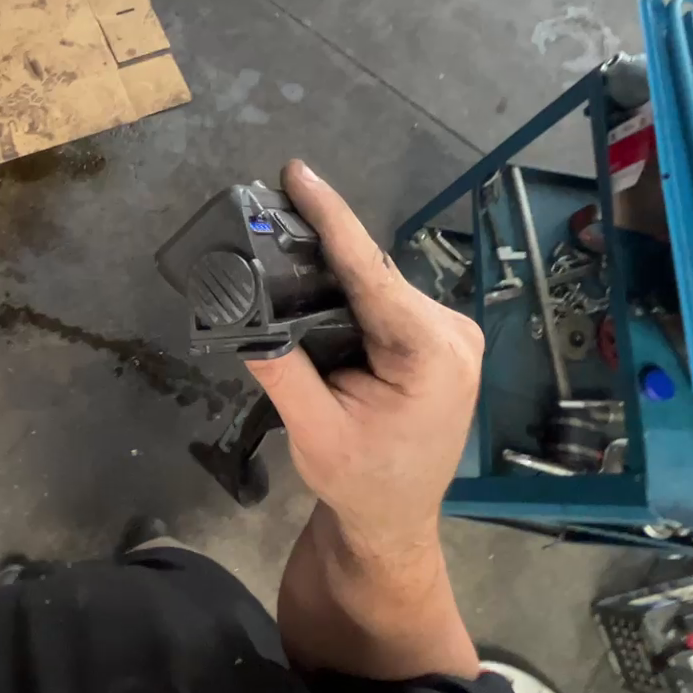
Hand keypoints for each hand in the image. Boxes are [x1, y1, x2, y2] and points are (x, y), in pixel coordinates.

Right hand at [246, 160, 482, 559]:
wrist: (393, 519)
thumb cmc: (361, 481)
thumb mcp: (313, 430)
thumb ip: (281, 369)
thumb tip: (243, 313)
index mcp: (430, 353)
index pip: (370, 271)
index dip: (330, 217)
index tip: (298, 172)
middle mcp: (450, 332)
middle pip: (374, 271)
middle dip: (322, 239)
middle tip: (269, 207)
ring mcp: (448, 334)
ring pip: (377, 282)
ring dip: (331, 265)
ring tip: (280, 239)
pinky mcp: (435, 339)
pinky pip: (382, 298)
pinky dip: (346, 287)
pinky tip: (312, 278)